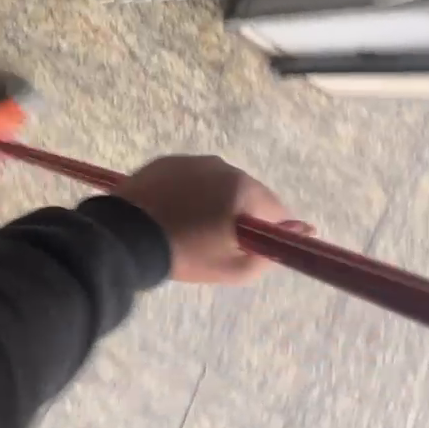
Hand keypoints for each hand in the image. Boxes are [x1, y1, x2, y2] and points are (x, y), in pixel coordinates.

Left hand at [113, 155, 311, 284]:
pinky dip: (188, 192)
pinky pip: (189, 179)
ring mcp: (187, 160)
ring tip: (190, 227)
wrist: (125, 235)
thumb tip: (303, 229)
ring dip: (213, 201)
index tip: (246, 247)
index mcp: (242, 187)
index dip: (266, 232)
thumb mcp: (238, 267)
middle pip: (244, 193)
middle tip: (215, 240)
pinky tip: (173, 212)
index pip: (275, 210)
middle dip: (238, 214)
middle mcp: (218, 165)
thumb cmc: (185, 253)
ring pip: (216, 184)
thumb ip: (275, 249)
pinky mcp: (162, 161)